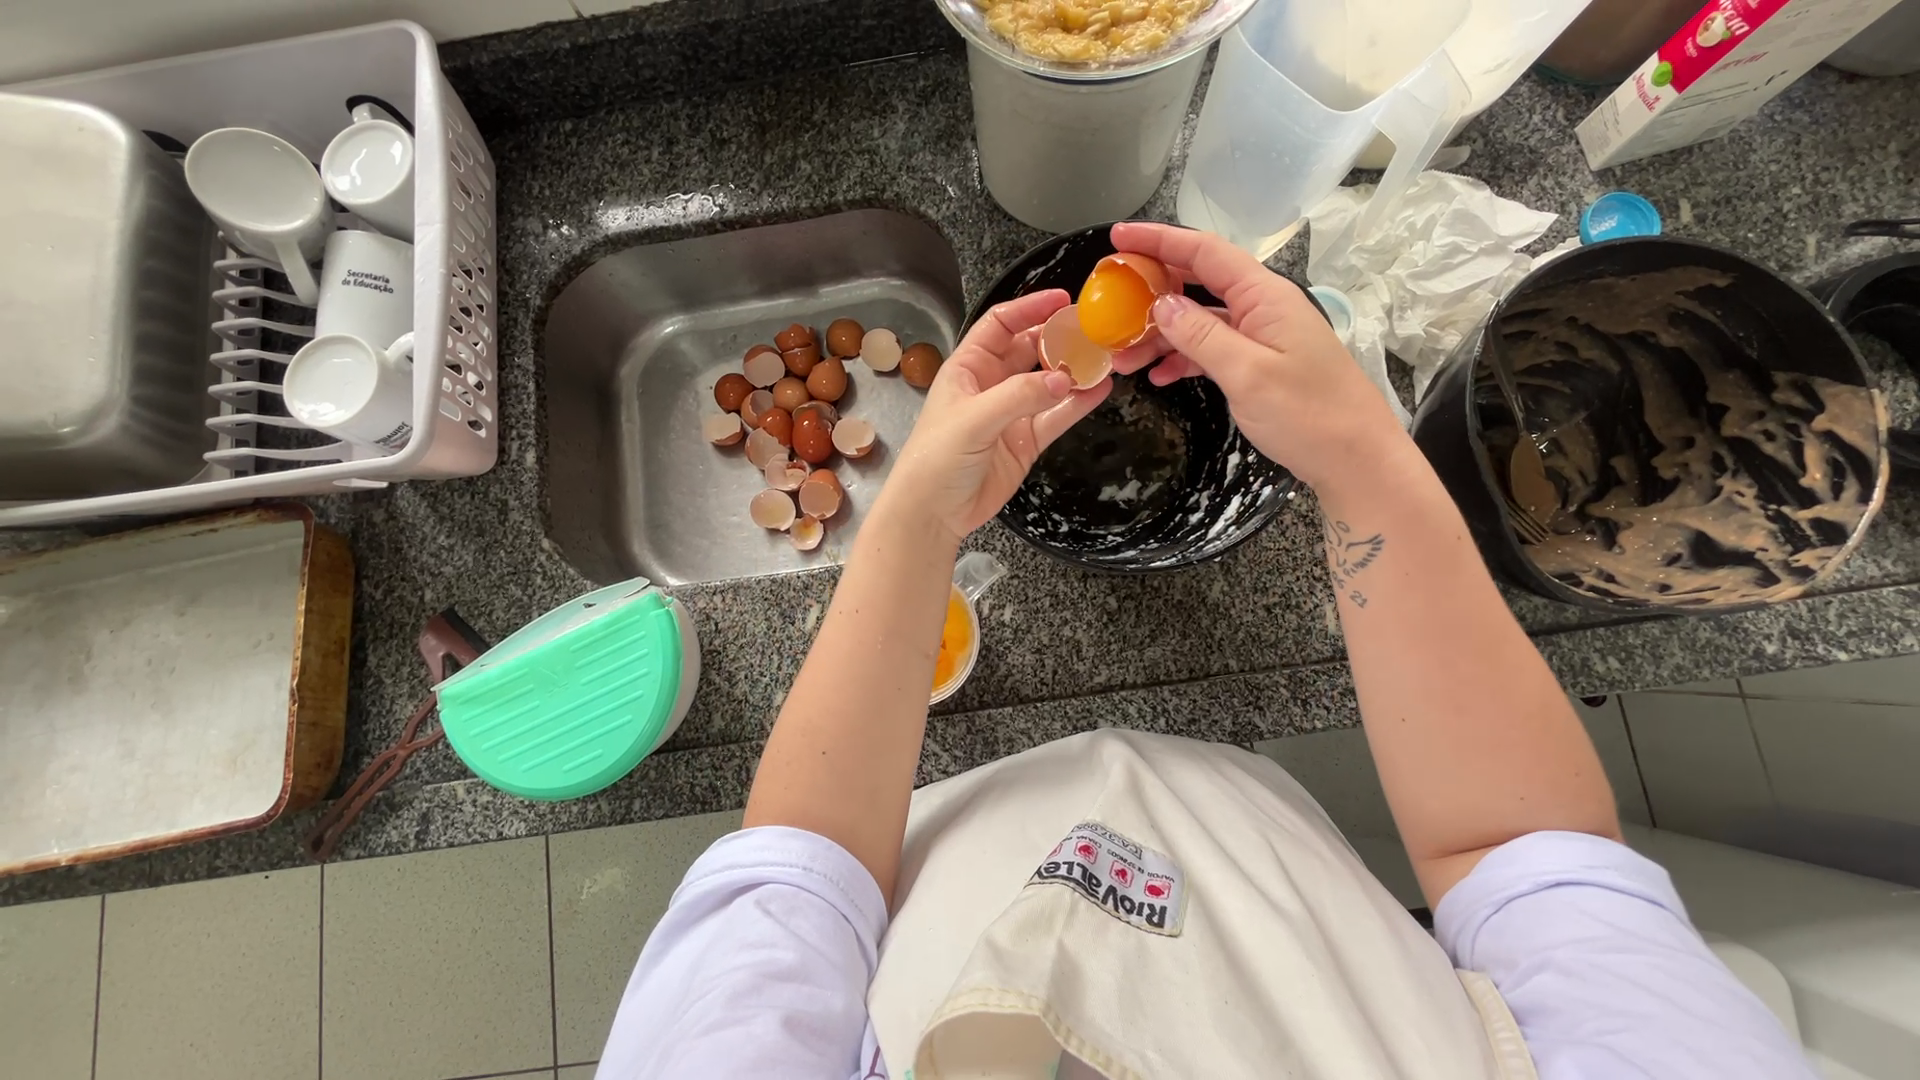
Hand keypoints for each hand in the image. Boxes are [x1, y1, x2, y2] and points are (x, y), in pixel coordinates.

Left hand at [882, 290, 1111, 542]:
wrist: (933, 512)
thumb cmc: (937, 458)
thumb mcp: (974, 419)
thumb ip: (1019, 396)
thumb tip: (1066, 379)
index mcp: (968, 368)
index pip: (1000, 325)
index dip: (1029, 309)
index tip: (1063, 300)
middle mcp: (990, 385)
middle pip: (1029, 350)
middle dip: (1058, 337)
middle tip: (1093, 329)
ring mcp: (1011, 413)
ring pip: (1048, 383)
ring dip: (1073, 370)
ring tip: (1105, 356)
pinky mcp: (1026, 441)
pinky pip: (1057, 416)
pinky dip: (1078, 403)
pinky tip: (1101, 389)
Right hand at [1107, 222, 1404, 489]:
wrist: (1355, 458)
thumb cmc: (1309, 414)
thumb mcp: (1248, 374)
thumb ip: (1201, 336)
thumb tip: (1160, 305)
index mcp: (1263, 297)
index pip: (1204, 253)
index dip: (1158, 240)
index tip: (1117, 236)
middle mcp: (1260, 308)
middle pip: (1197, 282)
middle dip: (1151, 290)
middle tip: (1109, 301)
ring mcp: (1259, 336)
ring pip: (1198, 321)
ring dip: (1160, 335)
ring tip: (1123, 357)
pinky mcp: (1257, 364)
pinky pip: (1210, 350)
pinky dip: (1181, 359)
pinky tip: (1157, 376)